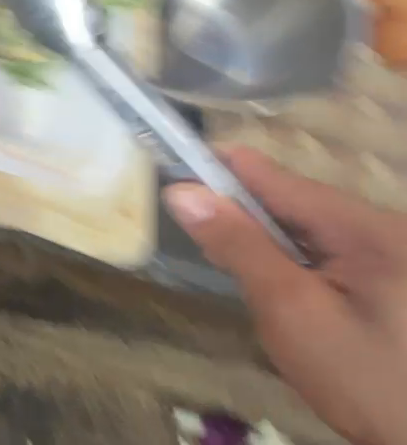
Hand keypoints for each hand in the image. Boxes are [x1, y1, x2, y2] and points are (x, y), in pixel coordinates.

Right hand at [164, 148, 406, 444]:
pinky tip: (295, 297)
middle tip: (216, 259)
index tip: (169, 188)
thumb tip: (180, 190)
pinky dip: (299, 263)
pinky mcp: (403, 280)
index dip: (209, 173)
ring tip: (255, 284)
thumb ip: (236, 244)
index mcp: (370, 228)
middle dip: (242, 220)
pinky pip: (334, 251)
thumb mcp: (290, 310)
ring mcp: (402, 257)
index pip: (266, 173)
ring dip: (269, 245)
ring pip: (307, 226)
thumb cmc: (368, 381)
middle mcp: (392, 231)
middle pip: (288, 199)